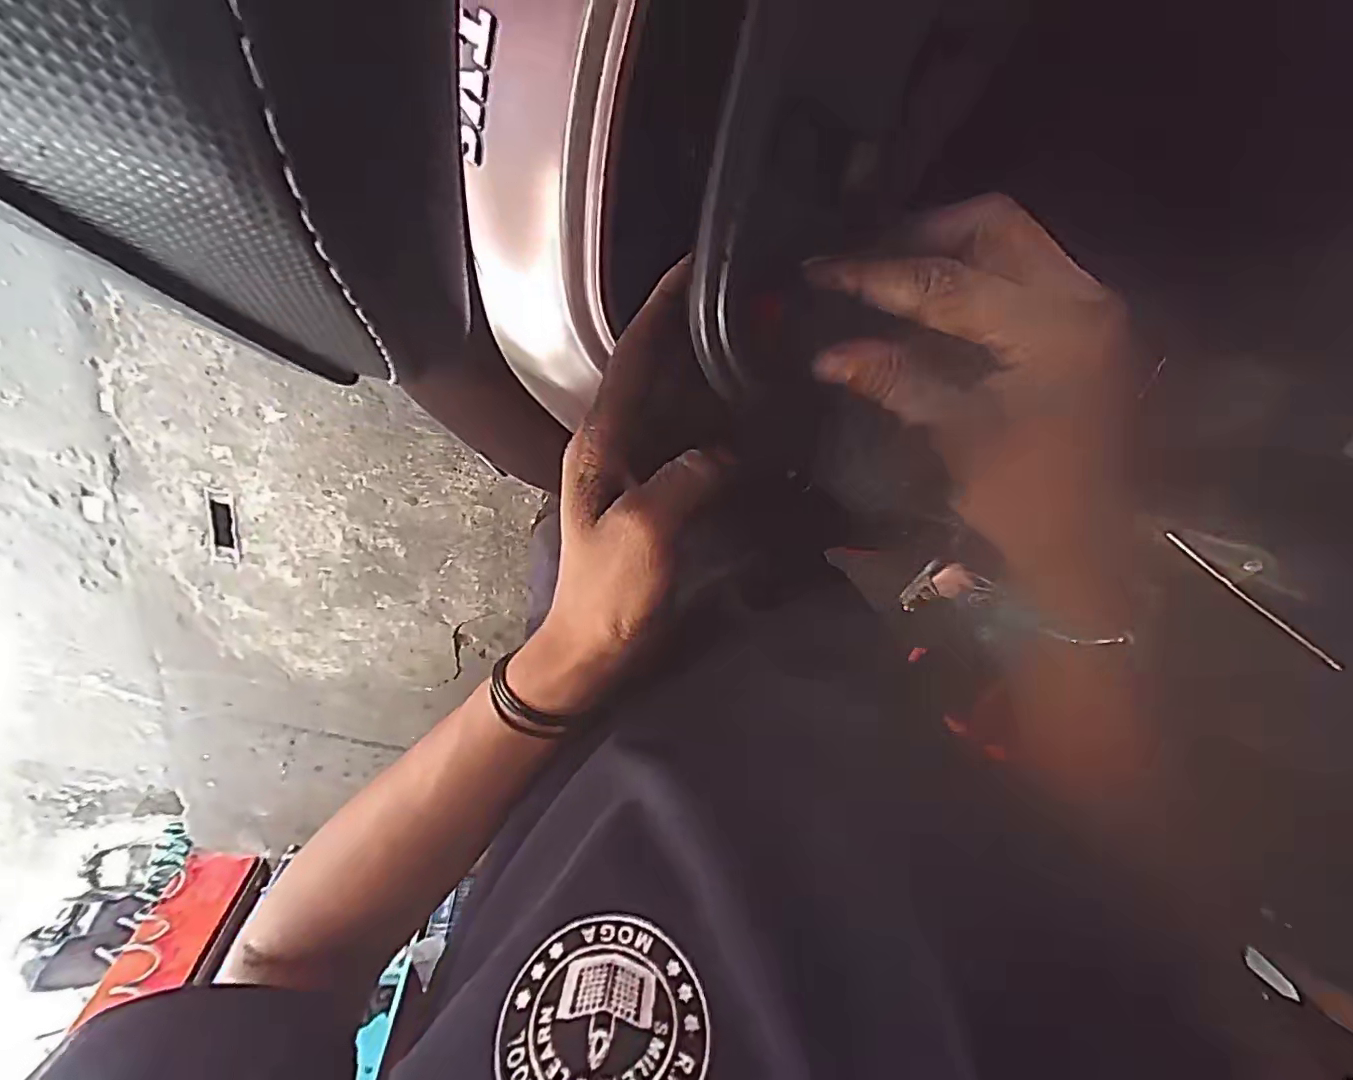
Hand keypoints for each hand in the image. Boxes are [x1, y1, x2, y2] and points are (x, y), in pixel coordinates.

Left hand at [509, 261, 728, 712]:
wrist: (593, 648)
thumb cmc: (608, 594)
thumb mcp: (645, 533)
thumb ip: (684, 479)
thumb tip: (726, 448)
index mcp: (600, 442)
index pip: (632, 358)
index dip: (660, 310)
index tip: (694, 265)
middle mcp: (616, 445)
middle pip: (656, 372)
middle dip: (692, 332)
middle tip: (748, 303)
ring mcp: (638, 470)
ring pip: (677, 406)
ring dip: (710, 376)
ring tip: (759, 346)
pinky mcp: (658, 494)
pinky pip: (692, 444)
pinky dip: (720, 424)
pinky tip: (753, 416)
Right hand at [804, 194, 1138, 624]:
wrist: (1087, 547)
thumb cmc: (1024, 501)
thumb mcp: (955, 435)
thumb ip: (897, 379)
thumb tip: (829, 355)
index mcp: (1052, 328)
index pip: (947, 283)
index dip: (877, 276)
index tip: (824, 270)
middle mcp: (1081, 300)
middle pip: (995, 225)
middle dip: (921, 234)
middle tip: (864, 259)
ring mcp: (1086, 311)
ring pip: (1011, 245)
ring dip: (946, 250)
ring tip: (886, 271)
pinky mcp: (1079, 332)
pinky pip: (1020, 277)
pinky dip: (969, 279)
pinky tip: (927, 302)